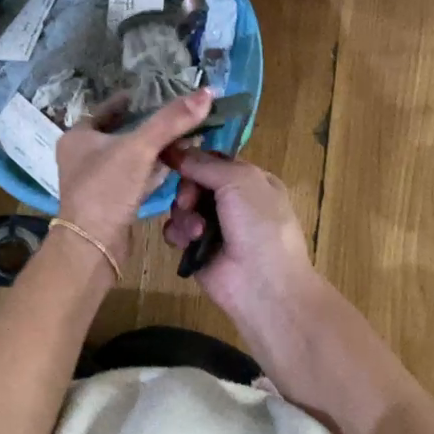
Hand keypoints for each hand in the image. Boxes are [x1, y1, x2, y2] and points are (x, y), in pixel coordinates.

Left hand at [56, 89, 212, 260]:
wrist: (93, 246)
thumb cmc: (106, 189)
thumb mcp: (139, 148)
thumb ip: (171, 121)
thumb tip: (206, 92)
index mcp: (78, 137)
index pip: (107, 109)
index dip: (133, 100)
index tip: (158, 93)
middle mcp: (82, 157)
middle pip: (121, 133)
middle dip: (149, 126)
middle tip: (179, 115)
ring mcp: (96, 182)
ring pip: (130, 157)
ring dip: (154, 149)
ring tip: (184, 136)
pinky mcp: (110, 202)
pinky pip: (134, 179)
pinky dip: (152, 171)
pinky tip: (174, 165)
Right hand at [163, 151, 319, 328]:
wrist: (263, 285)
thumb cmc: (260, 225)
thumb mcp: (240, 181)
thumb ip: (205, 164)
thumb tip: (175, 148)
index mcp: (250, 181)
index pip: (214, 160)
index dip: (193, 158)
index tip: (170, 155)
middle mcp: (231, 201)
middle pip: (193, 182)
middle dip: (187, 189)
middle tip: (189, 201)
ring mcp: (212, 226)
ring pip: (181, 206)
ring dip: (183, 214)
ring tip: (195, 231)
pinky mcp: (195, 248)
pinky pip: (174, 231)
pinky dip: (177, 233)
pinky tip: (188, 242)